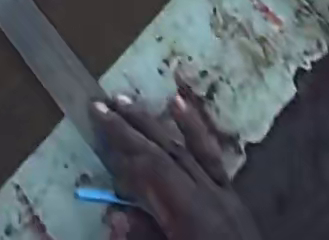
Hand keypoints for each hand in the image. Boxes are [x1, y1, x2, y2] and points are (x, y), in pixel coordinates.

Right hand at [93, 89, 262, 239]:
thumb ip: (145, 238)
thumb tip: (113, 215)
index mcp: (191, 213)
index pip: (151, 166)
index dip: (122, 142)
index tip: (98, 118)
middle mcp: (207, 193)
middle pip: (163, 151)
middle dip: (130, 126)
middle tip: (102, 103)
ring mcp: (222, 192)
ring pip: (183, 148)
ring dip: (153, 124)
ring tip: (127, 102)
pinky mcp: (231, 196)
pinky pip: (210, 156)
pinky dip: (192, 129)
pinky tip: (177, 104)